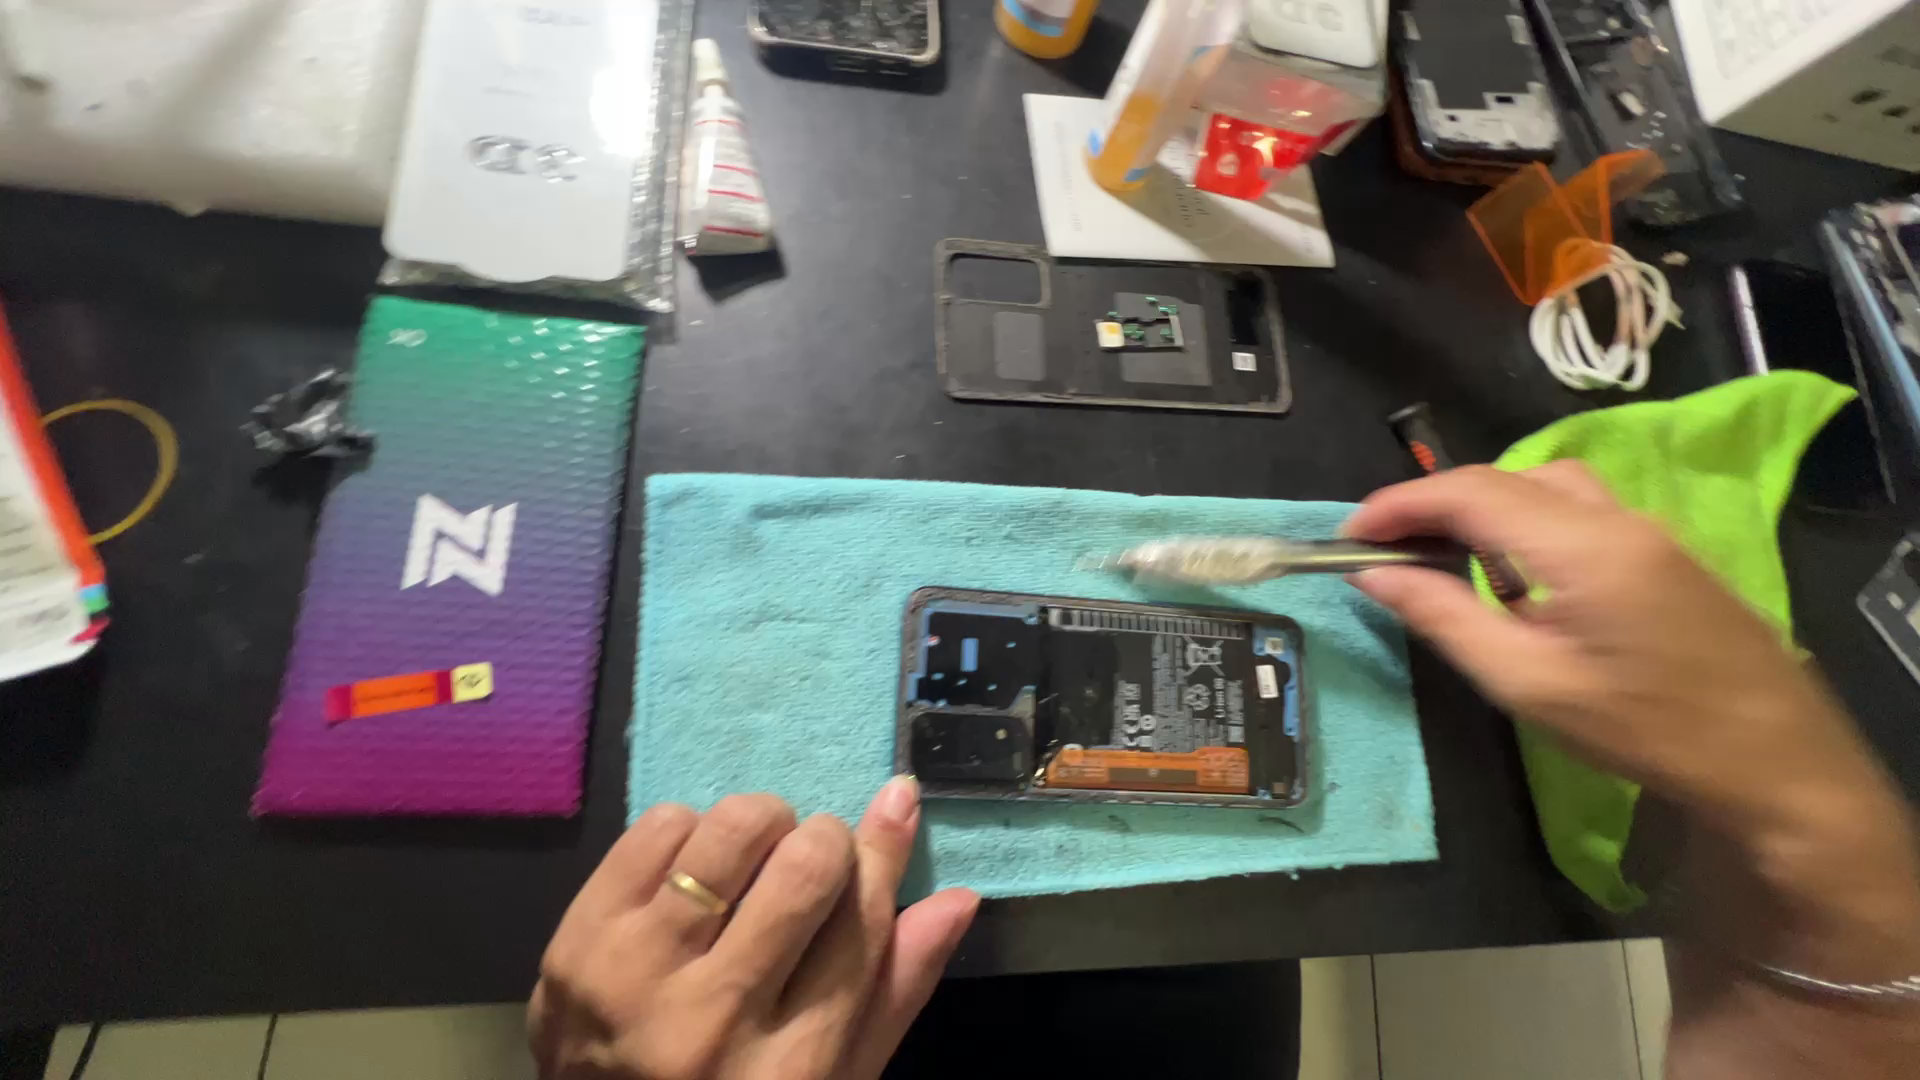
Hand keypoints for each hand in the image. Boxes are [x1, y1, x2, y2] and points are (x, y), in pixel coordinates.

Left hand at [529, 778, 978, 1079]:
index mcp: (790, 1071)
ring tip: (752, 862)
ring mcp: (632, 978)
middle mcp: (711, 1024)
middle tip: (811, 858)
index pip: (861, 921)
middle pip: (804, 867)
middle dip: (823, 840)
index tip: (896, 799)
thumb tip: (962, 896)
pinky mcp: (577, 939)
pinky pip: (662, 824)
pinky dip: (693, 828)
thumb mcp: (835, 1074)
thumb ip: (900, 985)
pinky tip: (694, 874)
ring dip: (762, 824)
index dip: (883, 848)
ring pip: (733, 830)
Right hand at [1341, 462, 1885, 827]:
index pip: (1469, 493)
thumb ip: (1440, 615)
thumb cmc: (1642, 729)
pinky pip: (1568, 506)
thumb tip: (1370, 573)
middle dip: (1427, 503)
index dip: (1398, 505)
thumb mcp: (1523, 681)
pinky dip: (1514, 518)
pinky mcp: (1656, 549)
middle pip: (1500, 479)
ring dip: (1474, 505)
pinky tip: (1503, 569)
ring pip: (1537, 483)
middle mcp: (1616, 519)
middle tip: (1379, 546)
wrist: (1778, 767)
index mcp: (1583, 547)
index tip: (1348, 537)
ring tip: (1435, 550)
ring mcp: (1644, 530)